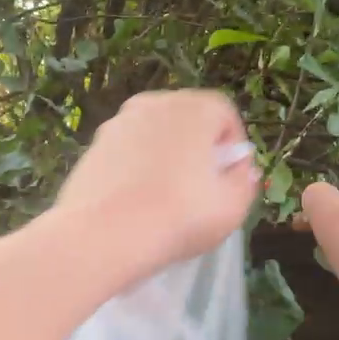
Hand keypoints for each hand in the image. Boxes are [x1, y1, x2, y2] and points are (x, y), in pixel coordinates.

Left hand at [53, 90, 257, 275]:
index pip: (225, 113)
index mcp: (196, 108)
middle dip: (198, 145)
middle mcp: (157, 104)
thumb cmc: (180, 217)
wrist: (103, 236)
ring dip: (166, 155)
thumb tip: (239, 168)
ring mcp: (120, 122)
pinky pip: (127, 150)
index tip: (230, 175)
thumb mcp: (232, 207)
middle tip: (202, 185)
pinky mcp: (94, 145)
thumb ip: (244, 181)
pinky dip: (136, 166)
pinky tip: (137, 200)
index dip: (232, 144)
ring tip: (167, 195)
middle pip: (188, 118)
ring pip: (155, 133)